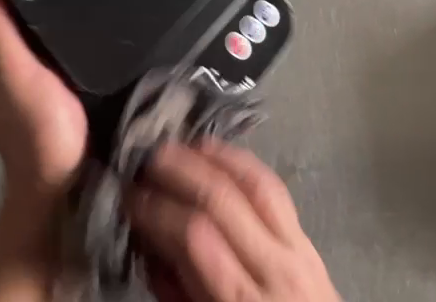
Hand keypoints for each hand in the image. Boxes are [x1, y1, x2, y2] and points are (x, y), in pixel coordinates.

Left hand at [0, 0, 88, 212]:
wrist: (61, 186)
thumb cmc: (39, 127)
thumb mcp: (17, 72)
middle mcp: (8, 69)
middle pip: (9, 23)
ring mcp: (29, 87)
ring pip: (29, 40)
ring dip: (39, 16)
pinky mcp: (53, 96)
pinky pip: (49, 56)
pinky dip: (55, 38)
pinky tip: (75, 29)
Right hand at [128, 140, 339, 301]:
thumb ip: (175, 288)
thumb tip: (145, 238)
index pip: (194, 237)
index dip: (156, 209)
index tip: (127, 196)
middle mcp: (272, 270)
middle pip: (222, 201)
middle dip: (178, 171)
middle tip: (144, 160)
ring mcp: (297, 249)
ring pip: (252, 184)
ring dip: (209, 157)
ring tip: (175, 147)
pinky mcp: (307, 237)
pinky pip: (273, 187)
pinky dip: (240, 161)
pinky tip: (213, 150)